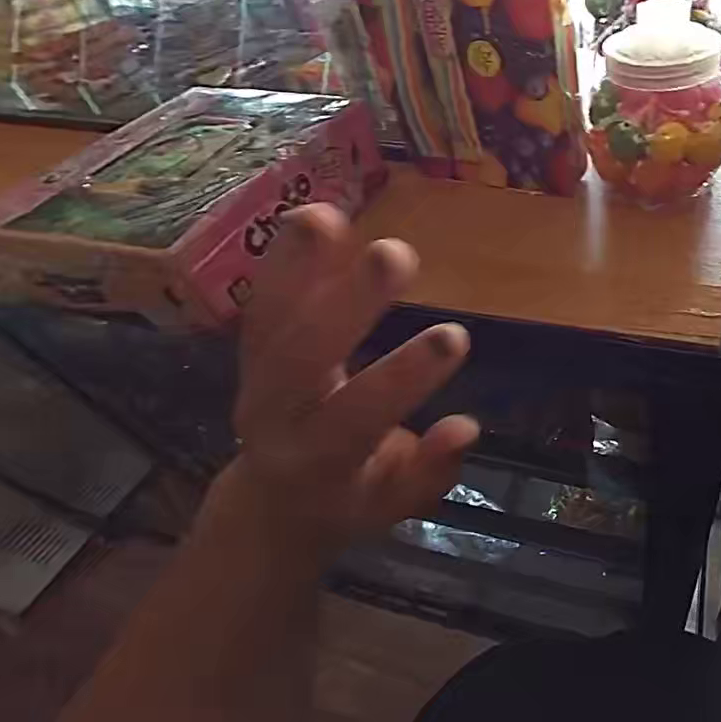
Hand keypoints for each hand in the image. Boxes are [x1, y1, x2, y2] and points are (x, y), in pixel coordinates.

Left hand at [201, 203, 477, 561]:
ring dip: (297, 265)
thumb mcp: (396, 506)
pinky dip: (284, 260)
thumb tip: (466, 427)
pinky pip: (264, 302)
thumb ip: (431, 470)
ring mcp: (256, 378)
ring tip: (328, 215)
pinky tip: (314, 215)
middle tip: (396, 254)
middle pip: (302, 356)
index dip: (405, 377)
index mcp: (318, 458)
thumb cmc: (352, 501)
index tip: (455, 334)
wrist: (274, 502)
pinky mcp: (254, 351)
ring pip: (270, 320)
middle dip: (349, 303)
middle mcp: (276, 414)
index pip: (359, 416)